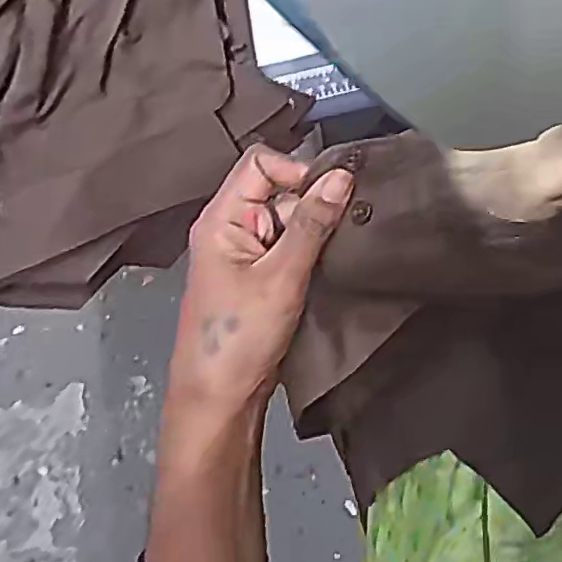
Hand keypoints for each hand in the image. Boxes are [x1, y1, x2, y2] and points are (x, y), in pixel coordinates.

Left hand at [168, 145, 354, 425]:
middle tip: (333, 235)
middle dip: (312, 206)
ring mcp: (247, 251)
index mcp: (221, 219)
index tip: (328, 196)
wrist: (221, 398)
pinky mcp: (262, 272)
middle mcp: (232, 227)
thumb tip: (340, 177)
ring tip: (324, 260)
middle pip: (280, 189)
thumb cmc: (237, 340)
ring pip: (292, 218)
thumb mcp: (282, 276)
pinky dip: (312, 251)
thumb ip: (313, 223)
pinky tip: (322, 269)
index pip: (260, 163)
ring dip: (315, 232)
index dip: (296, 171)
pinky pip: (293, 244)